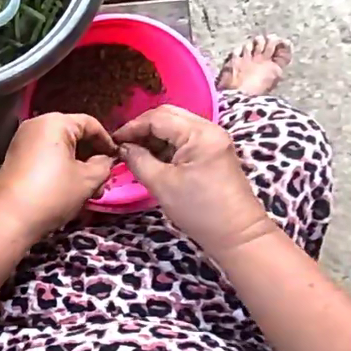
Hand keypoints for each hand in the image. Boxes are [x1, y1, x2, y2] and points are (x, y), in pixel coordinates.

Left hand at [0, 113, 117, 240]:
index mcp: (54, 122)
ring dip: (78, 168)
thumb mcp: (87, 179)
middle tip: (104, 181)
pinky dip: (61, 170)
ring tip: (91, 192)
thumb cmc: (52, 193)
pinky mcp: (15, 158)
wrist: (8, 218)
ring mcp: (22, 141)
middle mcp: (36, 125)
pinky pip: (45, 158)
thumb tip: (105, 159)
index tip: (118, 159)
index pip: (90, 124)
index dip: (107, 141)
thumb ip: (103, 164)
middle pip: (74, 136)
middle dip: (92, 158)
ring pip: (60, 150)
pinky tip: (70, 191)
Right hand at [113, 105, 278, 254]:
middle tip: (122, 145)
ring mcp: (213, 139)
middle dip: (142, 128)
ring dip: (153, 136)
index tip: (113, 142)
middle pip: (167, 116)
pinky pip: (183, 138)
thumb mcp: (161, 184)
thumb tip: (122, 148)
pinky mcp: (213, 151)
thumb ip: (138, 160)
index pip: (157, 118)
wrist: (238, 235)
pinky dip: (165, 145)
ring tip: (134, 153)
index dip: (131, 127)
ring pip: (175, 126)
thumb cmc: (199, 210)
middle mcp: (209, 129)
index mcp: (199, 134)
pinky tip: (151, 158)